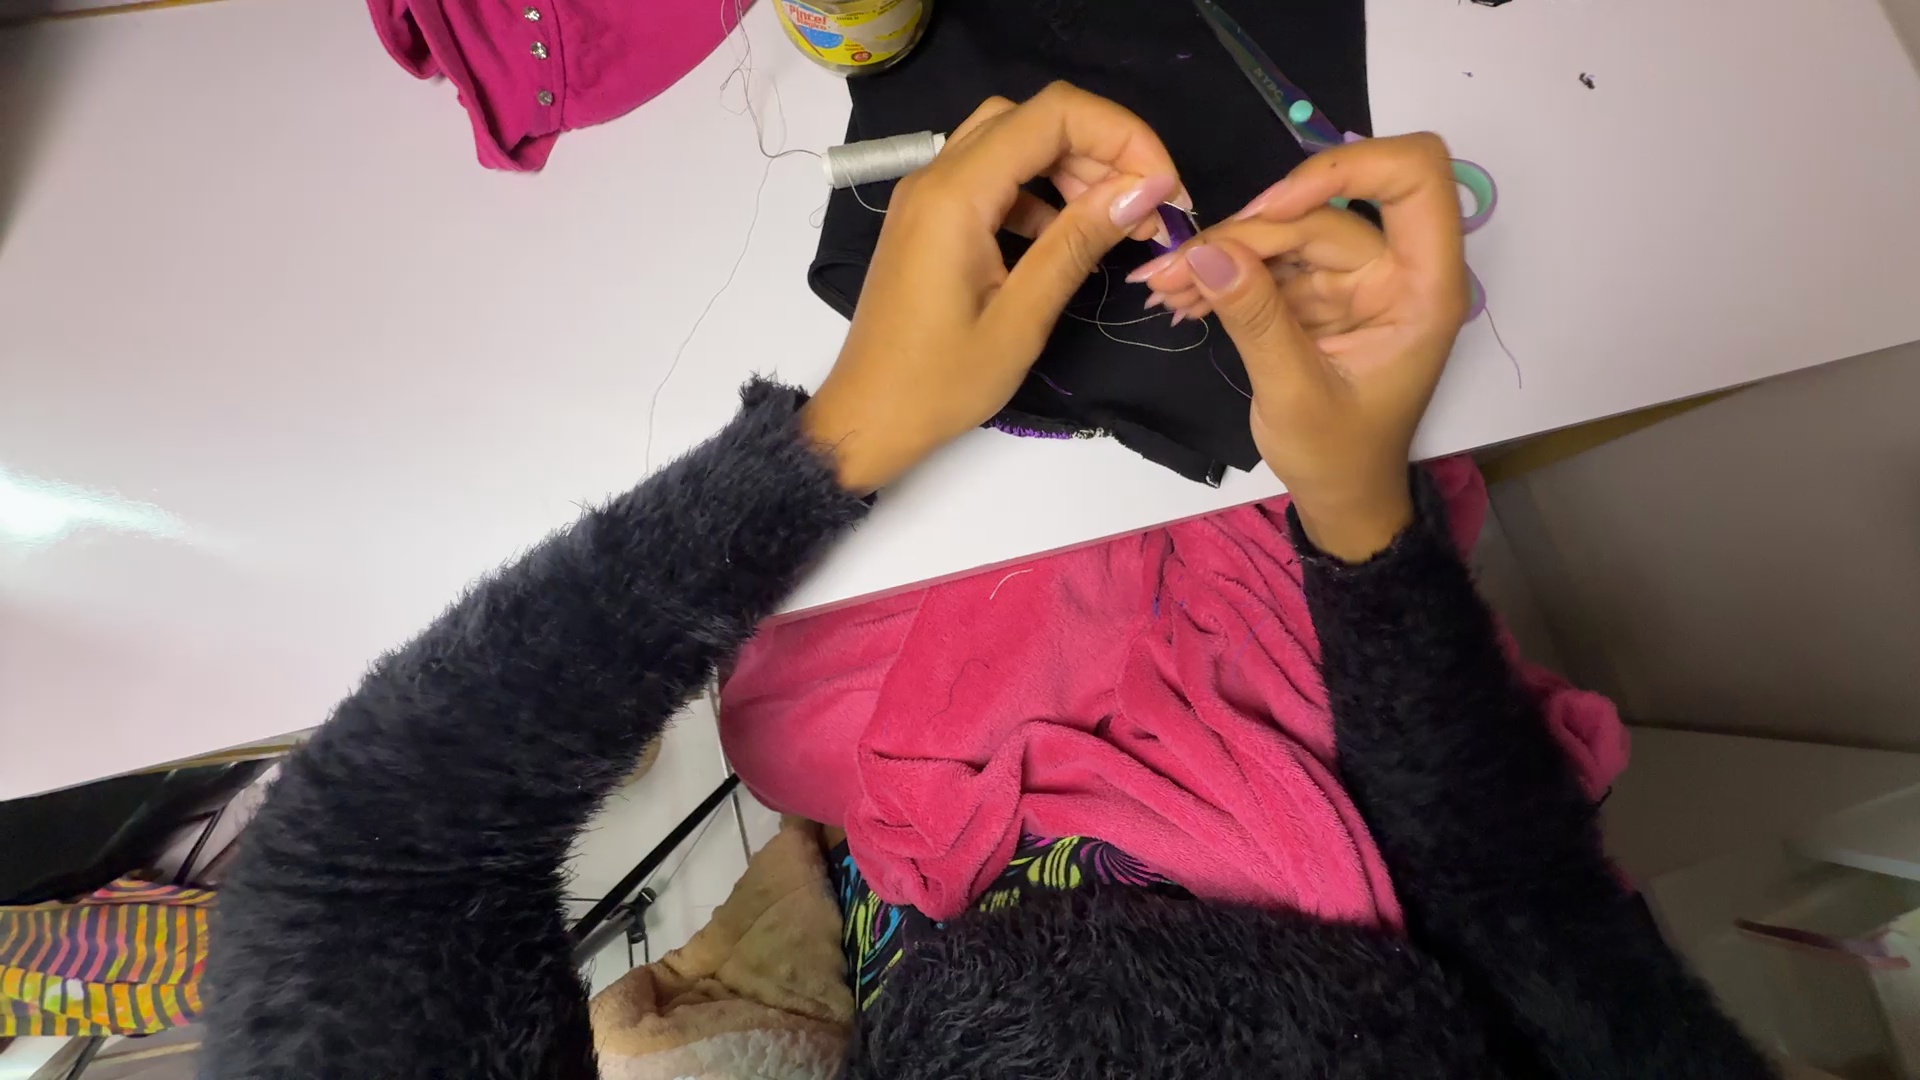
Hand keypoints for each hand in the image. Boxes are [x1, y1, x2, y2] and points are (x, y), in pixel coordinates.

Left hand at [801, 83, 1185, 492]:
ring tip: (1113, 221)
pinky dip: (1034, 197)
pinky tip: (1063, 237)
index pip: (1052, 116)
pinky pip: (988, 184)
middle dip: (1099, 150)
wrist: (869, 418)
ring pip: (1009, 148)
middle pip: (1030, 121)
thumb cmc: (940, 384)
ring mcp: (926, 200)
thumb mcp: (1020, 319)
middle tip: (1145, 207)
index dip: (1121, 136)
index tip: (1163, 187)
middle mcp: (935, 179)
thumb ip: (1078, 244)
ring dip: (1067, 171)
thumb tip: (1144, 188)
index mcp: (955, 196)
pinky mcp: (928, 225)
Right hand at [1133, 134, 1469, 559]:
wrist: (1337, 495)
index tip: (1267, 211)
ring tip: (1161, 289)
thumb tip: (1205, 254)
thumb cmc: (1337, 456)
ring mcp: (1348, 284)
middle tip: (1170, 271)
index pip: (1412, 177)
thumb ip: (1255, 318)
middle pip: (1317, 217)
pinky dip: (1222, 281)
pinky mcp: (1313, 300)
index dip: (1342, 170)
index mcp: (1420, 288)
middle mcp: (1390, 272)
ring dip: (1219, 259)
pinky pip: (1265, 271)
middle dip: (1241, 239)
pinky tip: (1180, 300)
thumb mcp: (1294, 392)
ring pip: (1282, 240)